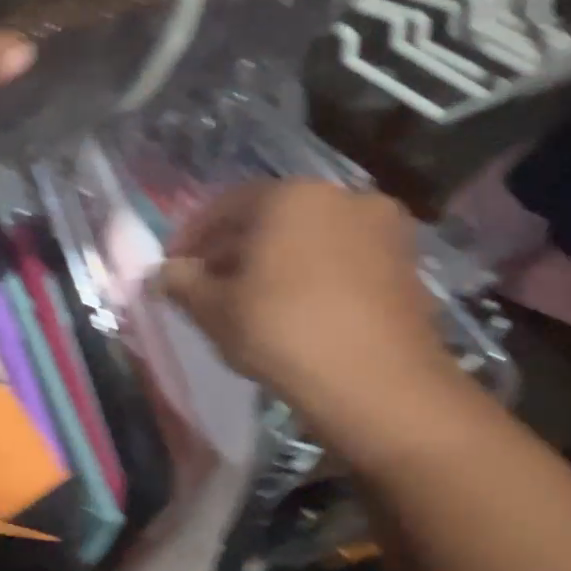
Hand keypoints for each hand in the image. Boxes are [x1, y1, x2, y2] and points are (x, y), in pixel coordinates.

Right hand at [158, 181, 456, 415]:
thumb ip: (181, 281)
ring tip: (244, 298)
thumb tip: (167, 271)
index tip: (171, 267)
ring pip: (307, 235)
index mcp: (291, 198)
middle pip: (271, 216)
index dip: (190, 235)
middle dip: (232, 247)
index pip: (226, 204)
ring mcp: (381, 226)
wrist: (371, 374)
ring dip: (271, 260)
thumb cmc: (277, 328)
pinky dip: (307, 272)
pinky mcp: (402, 259)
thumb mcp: (209, 308)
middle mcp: (343, 197)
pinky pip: (338, 255)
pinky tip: (288, 306)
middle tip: (204, 283)